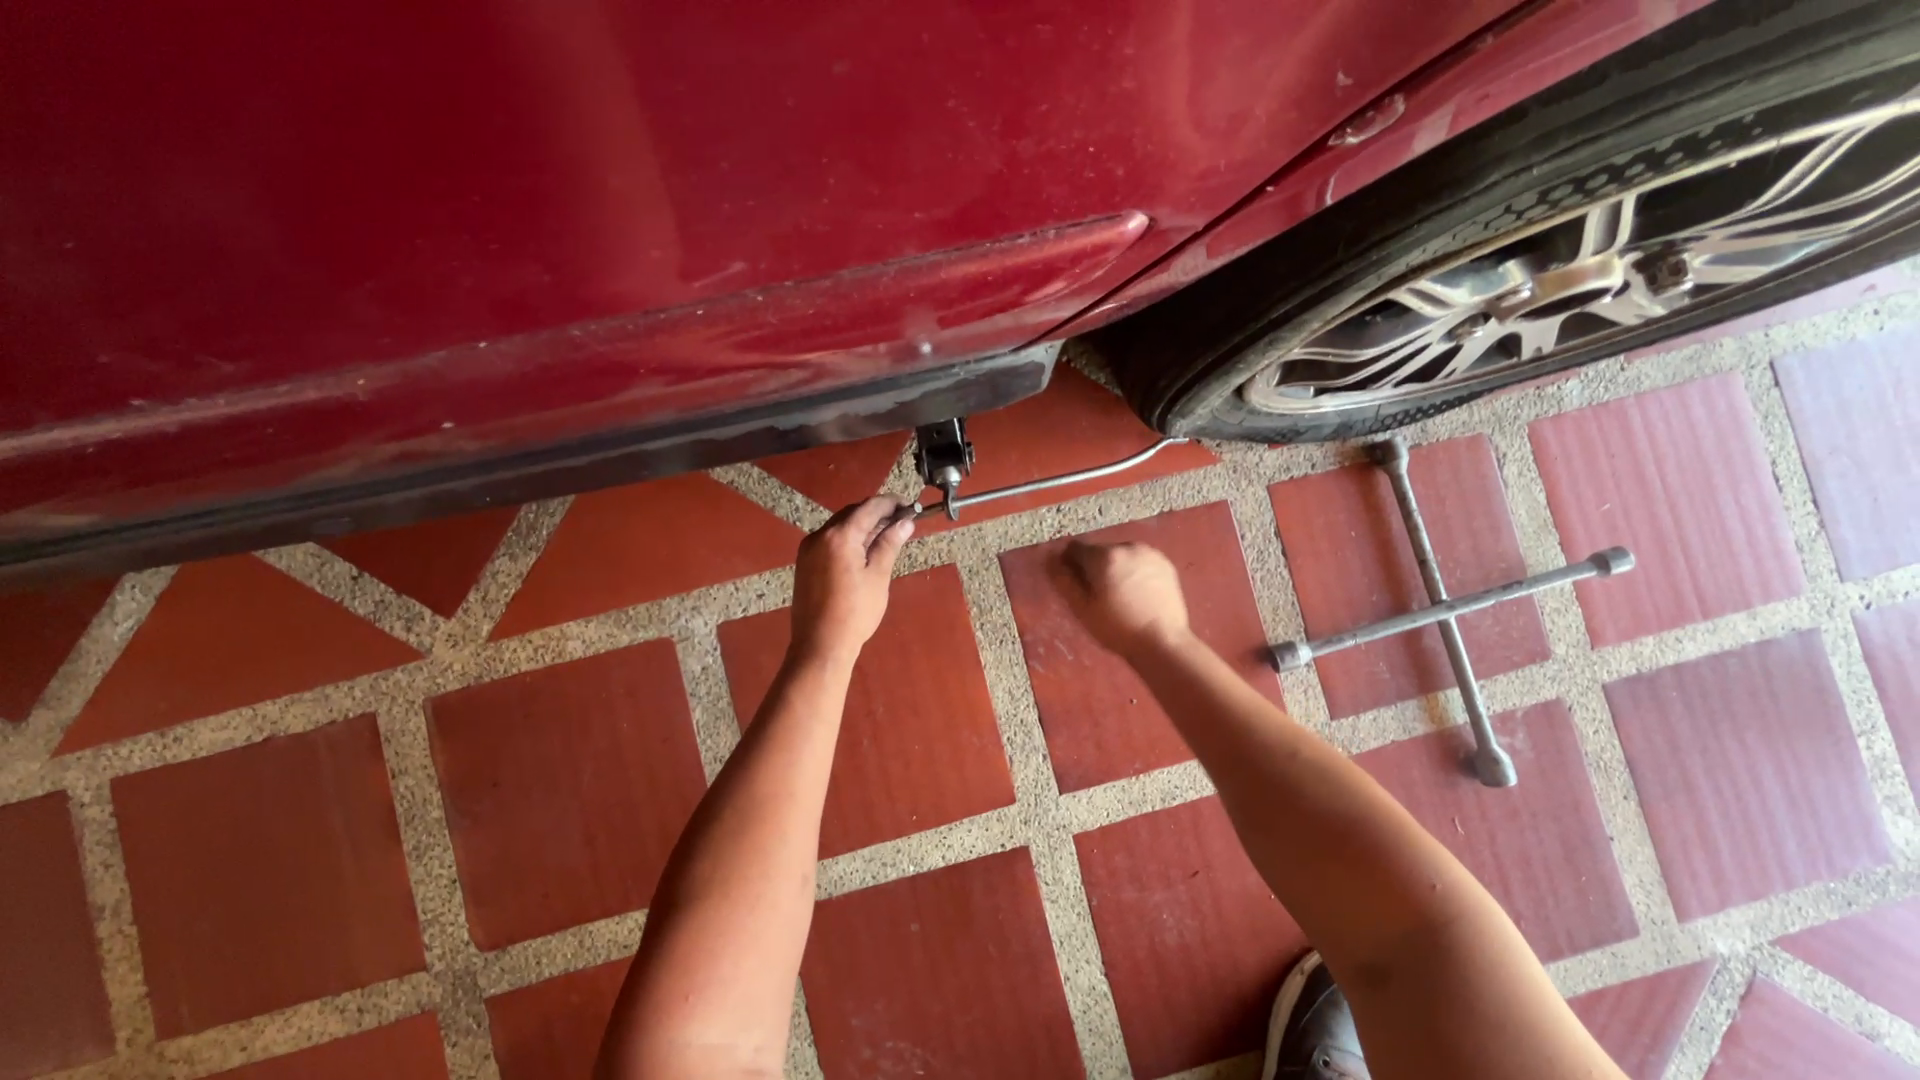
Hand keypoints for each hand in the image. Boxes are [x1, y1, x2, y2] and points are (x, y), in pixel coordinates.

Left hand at [790, 496, 914, 664]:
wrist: (821, 644)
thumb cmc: (855, 612)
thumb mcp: (878, 576)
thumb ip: (889, 544)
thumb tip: (905, 523)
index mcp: (839, 536)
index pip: (869, 507)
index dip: (891, 503)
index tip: (910, 507)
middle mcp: (819, 536)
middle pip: (852, 513)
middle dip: (877, 514)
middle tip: (901, 523)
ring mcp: (808, 549)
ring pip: (840, 527)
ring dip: (862, 527)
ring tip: (886, 537)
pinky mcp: (805, 563)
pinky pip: (830, 541)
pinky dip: (848, 540)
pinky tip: (864, 552)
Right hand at [1048, 539, 1191, 659]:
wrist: (1162, 641)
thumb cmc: (1116, 628)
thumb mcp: (1081, 608)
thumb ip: (1063, 579)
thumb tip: (1050, 558)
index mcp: (1104, 555)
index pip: (1075, 548)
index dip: (1070, 564)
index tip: (1075, 584)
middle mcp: (1127, 546)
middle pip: (1100, 551)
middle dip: (1094, 567)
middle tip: (1098, 595)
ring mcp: (1149, 553)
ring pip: (1121, 555)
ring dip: (1115, 568)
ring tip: (1120, 596)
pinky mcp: (1165, 563)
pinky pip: (1140, 561)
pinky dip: (1134, 571)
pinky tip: (1137, 594)